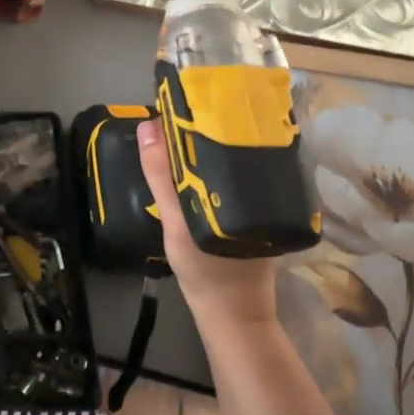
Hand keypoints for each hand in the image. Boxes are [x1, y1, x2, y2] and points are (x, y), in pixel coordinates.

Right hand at [136, 120, 279, 327]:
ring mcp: (264, 201)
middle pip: (236, 144)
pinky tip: (195, 158)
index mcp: (251, 188)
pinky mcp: (258, 211)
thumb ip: (162, 176)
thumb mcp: (176, 222)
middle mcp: (264, 188)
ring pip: (235, 159)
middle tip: (177, 109)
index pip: (234, 135)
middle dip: (209, 123)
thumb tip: (149, 126)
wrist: (231, 317)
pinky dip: (215, 162)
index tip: (183, 97)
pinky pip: (236, 176)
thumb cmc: (205, 272)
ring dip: (210, 142)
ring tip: (182, 126)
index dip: (210, 113)